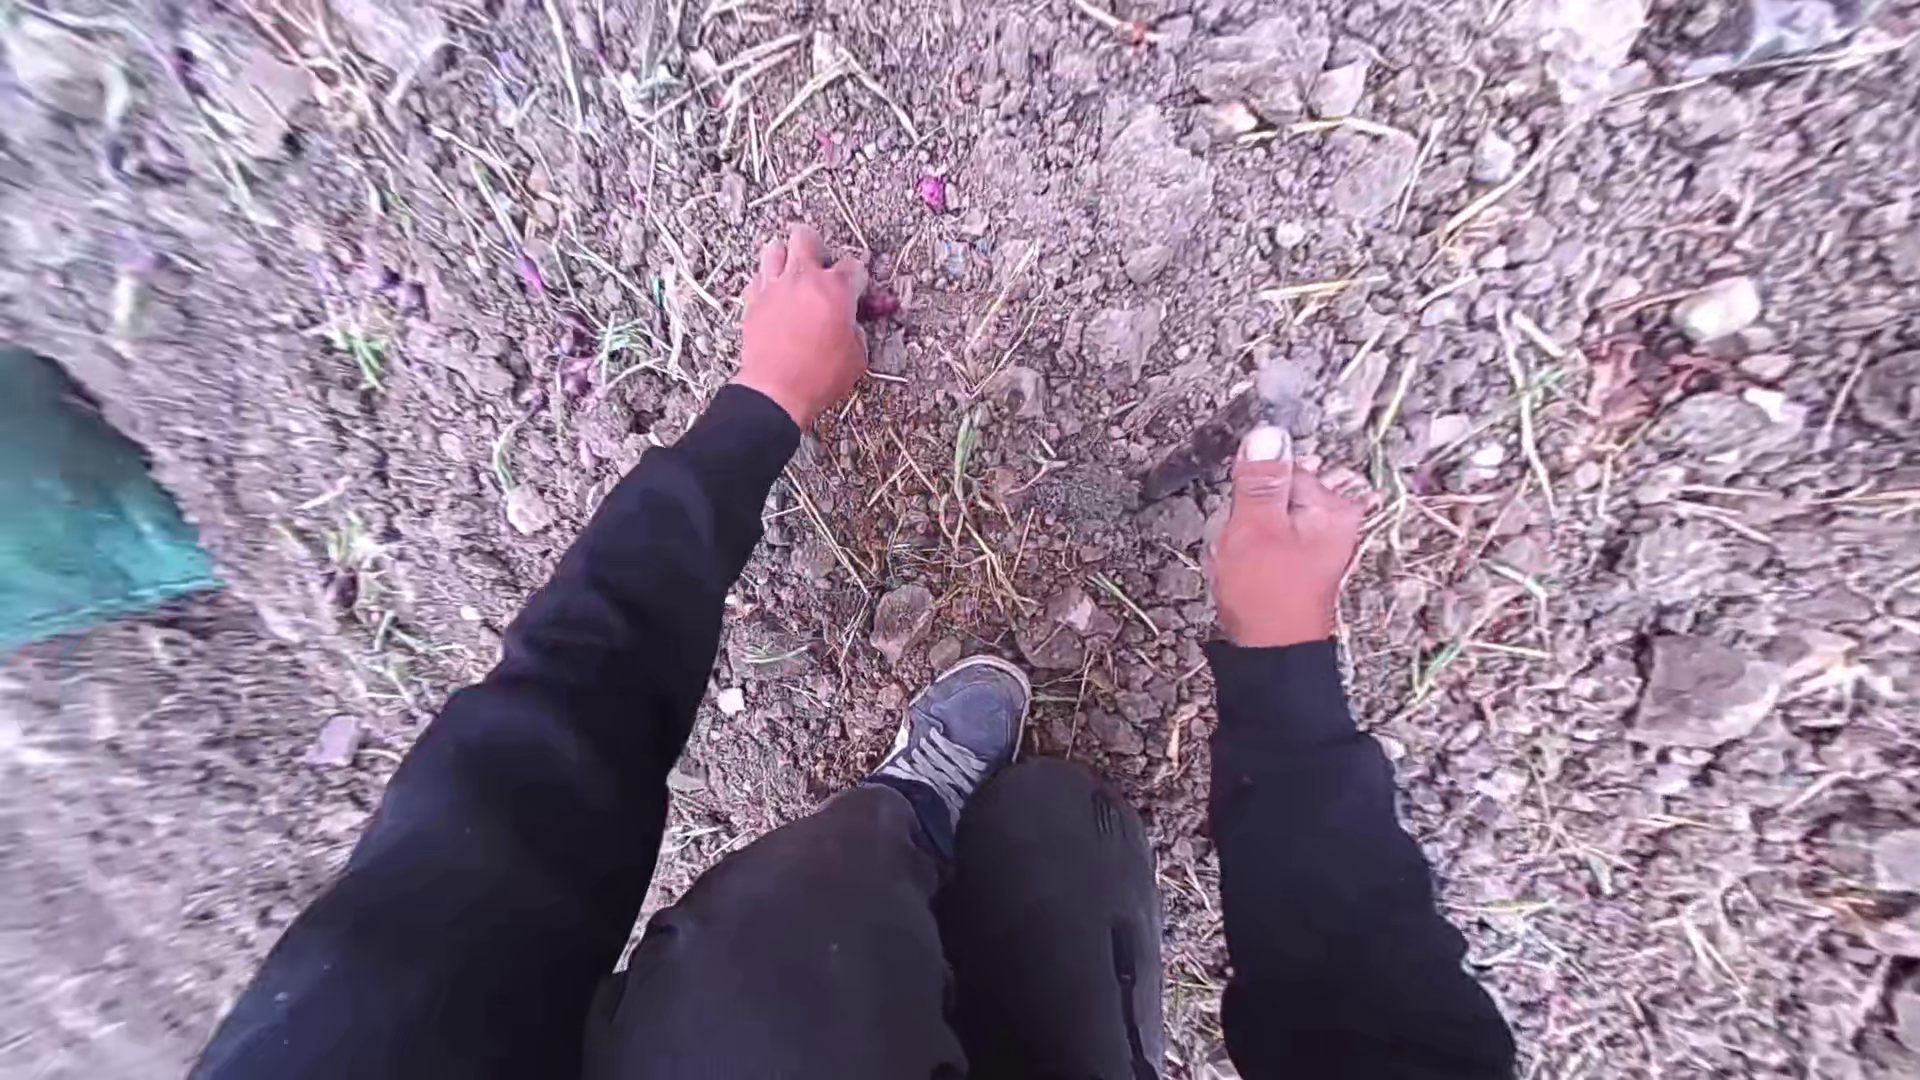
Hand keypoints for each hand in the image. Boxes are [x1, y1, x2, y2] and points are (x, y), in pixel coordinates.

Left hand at [732, 225, 868, 428]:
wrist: (777, 390)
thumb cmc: (818, 377)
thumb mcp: (857, 358)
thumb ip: (857, 332)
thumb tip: (852, 325)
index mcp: (836, 290)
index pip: (854, 266)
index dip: (859, 278)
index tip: (858, 289)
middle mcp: (803, 279)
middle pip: (806, 237)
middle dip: (816, 248)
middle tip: (821, 267)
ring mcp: (775, 287)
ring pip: (775, 247)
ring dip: (786, 257)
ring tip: (793, 274)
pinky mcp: (754, 302)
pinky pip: (758, 276)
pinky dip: (767, 280)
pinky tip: (775, 295)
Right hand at [1208, 426, 1367, 647]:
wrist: (1266, 649)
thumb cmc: (1267, 595)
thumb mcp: (1256, 529)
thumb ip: (1260, 481)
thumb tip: (1266, 435)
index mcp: (1330, 507)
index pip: (1280, 469)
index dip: (1250, 490)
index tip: (1242, 514)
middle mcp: (1326, 520)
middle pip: (1267, 491)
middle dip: (1241, 514)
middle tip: (1239, 541)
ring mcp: (1308, 540)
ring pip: (1255, 515)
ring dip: (1235, 534)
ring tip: (1237, 559)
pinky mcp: (1289, 556)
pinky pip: (1254, 535)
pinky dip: (1239, 548)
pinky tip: (1237, 567)